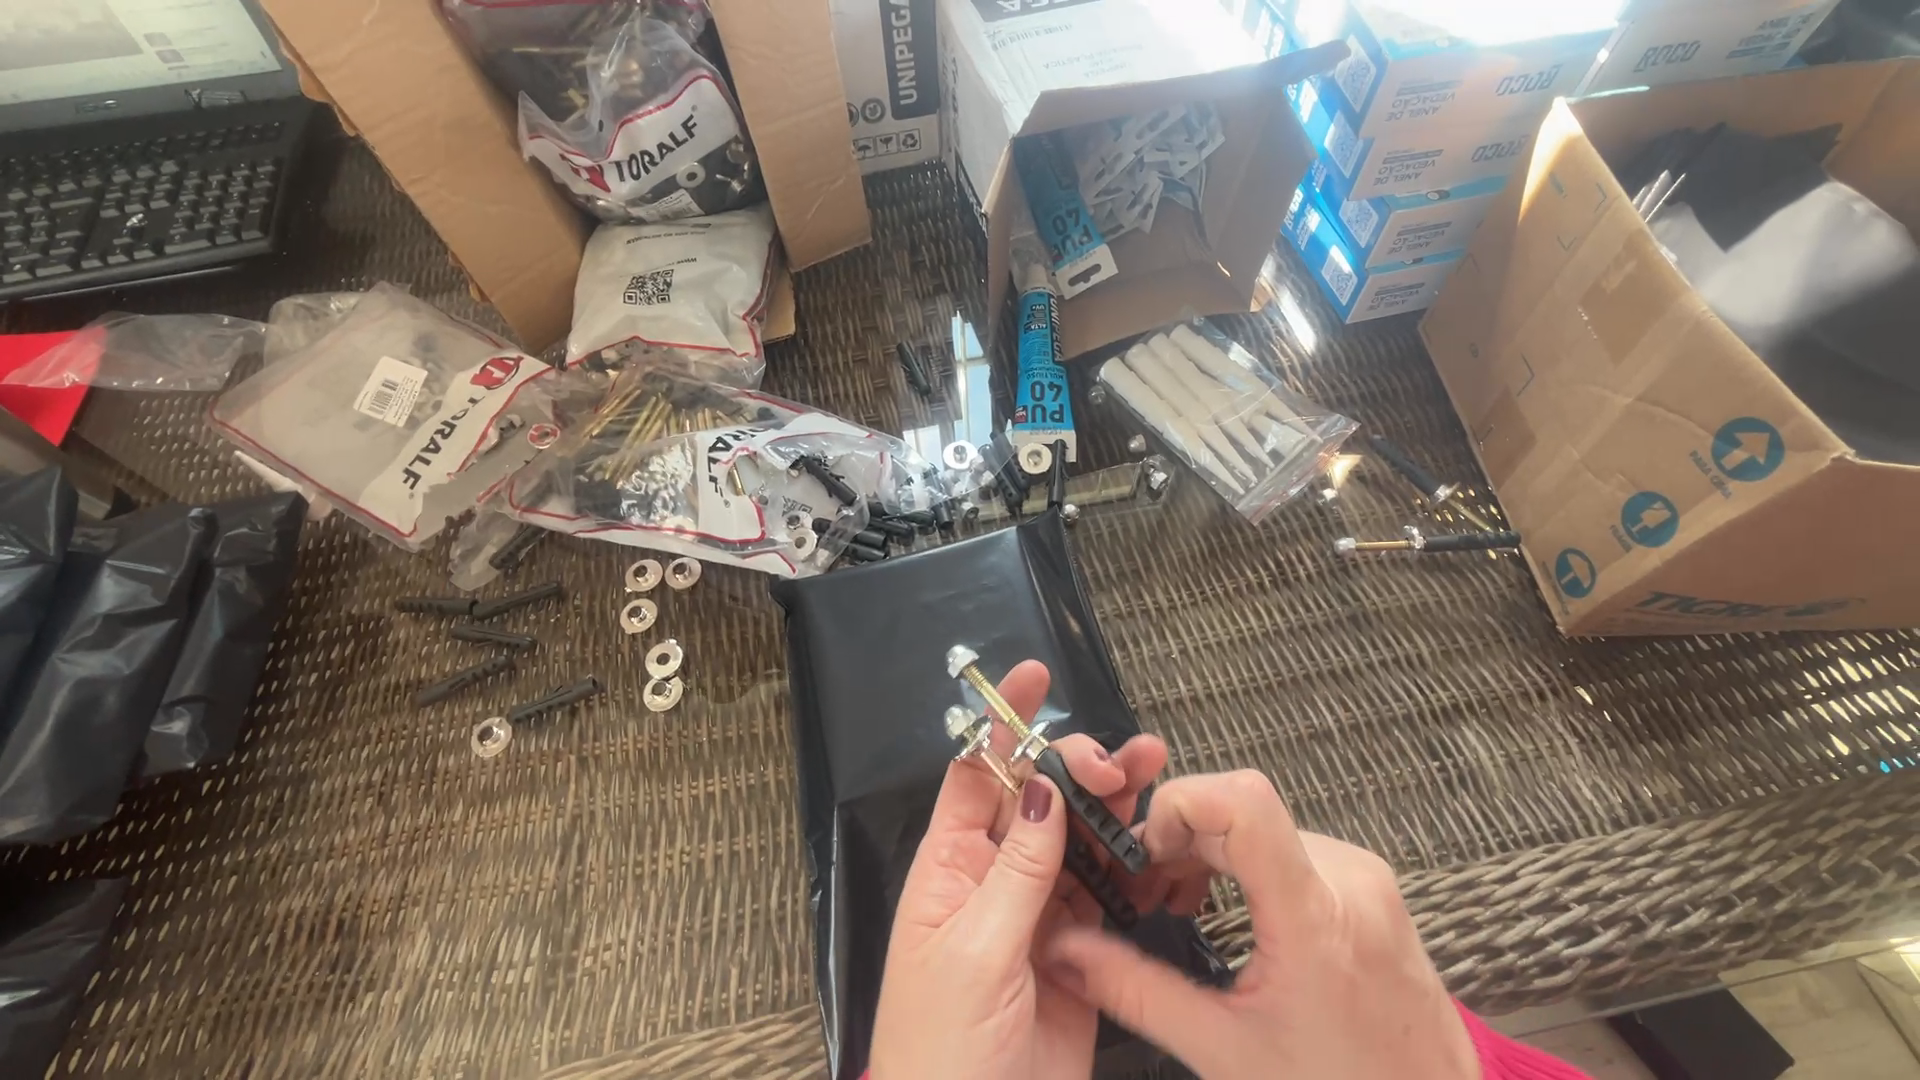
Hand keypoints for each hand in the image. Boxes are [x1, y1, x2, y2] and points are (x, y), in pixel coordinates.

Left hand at [868, 659, 1167, 1079]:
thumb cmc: (941, 1043)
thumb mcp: (977, 949)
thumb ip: (1017, 869)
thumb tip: (1040, 791)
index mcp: (951, 863)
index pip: (977, 772)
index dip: (1004, 723)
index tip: (1036, 679)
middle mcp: (993, 874)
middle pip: (1037, 797)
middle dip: (1075, 765)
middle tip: (1119, 761)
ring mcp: (1036, 906)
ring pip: (1077, 836)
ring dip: (1112, 803)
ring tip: (1154, 773)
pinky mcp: (1074, 942)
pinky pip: (1103, 888)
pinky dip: (1130, 863)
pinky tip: (1156, 844)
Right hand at [1046, 770, 1479, 1079]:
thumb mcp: (1223, 1052)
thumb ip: (1135, 990)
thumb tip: (1065, 952)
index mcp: (1315, 917)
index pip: (1243, 801)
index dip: (1177, 804)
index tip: (1146, 853)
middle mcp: (1346, 876)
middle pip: (1236, 810)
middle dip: (1174, 840)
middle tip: (1142, 893)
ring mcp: (1361, 874)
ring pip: (1256, 823)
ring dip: (1202, 851)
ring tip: (1175, 902)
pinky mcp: (1364, 881)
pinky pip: (1283, 842)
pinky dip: (1236, 861)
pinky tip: (1218, 904)